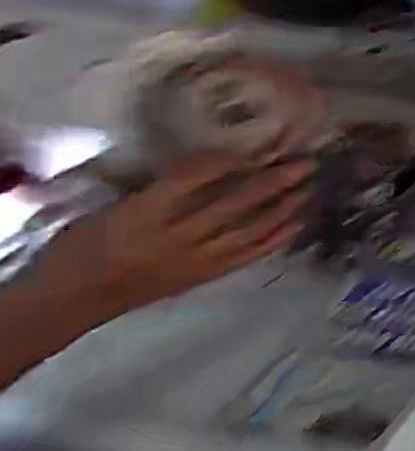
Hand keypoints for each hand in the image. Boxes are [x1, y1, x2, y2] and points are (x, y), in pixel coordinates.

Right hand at [35, 151, 313, 315]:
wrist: (69, 301)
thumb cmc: (81, 249)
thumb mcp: (109, 212)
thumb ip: (156, 192)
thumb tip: (209, 166)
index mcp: (138, 217)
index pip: (189, 181)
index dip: (224, 162)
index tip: (254, 149)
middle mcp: (173, 237)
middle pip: (233, 204)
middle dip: (274, 181)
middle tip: (306, 163)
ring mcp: (196, 259)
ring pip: (252, 229)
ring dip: (285, 206)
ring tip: (308, 187)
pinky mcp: (208, 275)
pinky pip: (252, 254)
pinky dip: (279, 237)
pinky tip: (299, 222)